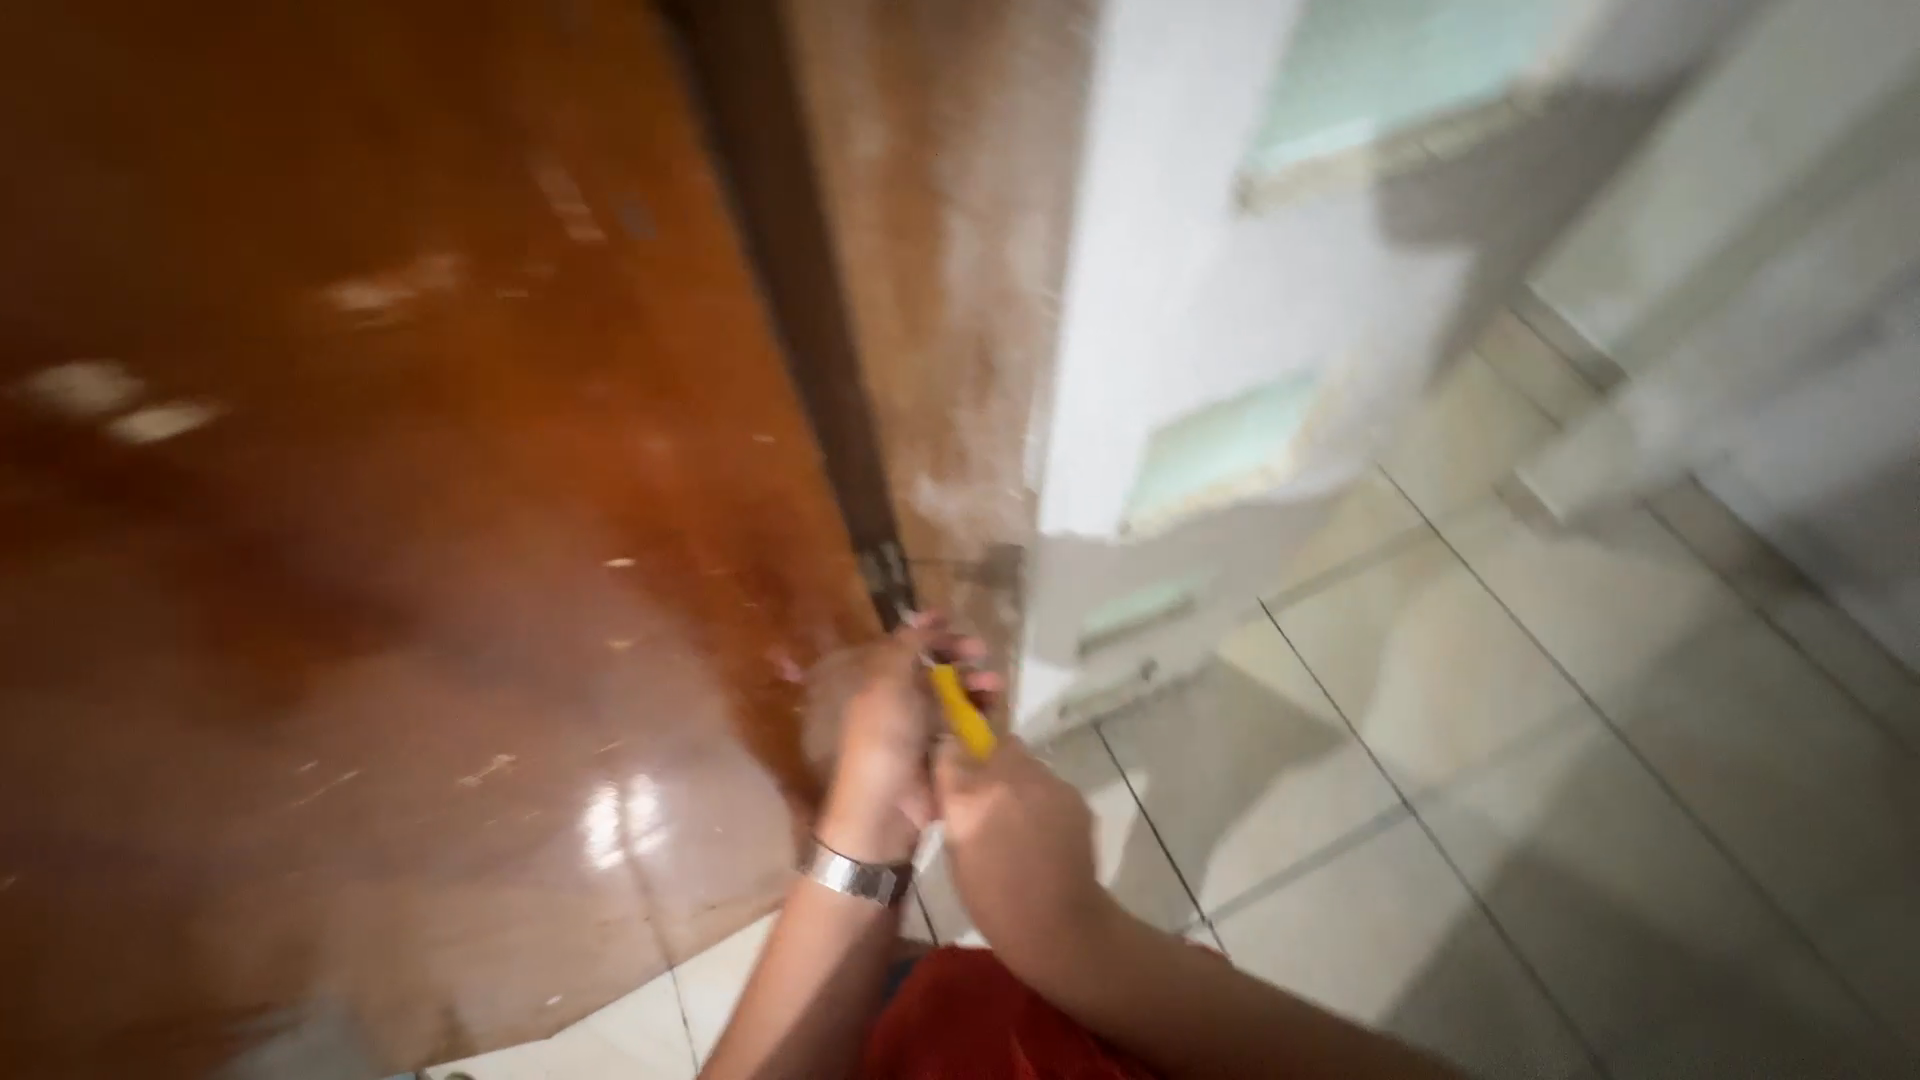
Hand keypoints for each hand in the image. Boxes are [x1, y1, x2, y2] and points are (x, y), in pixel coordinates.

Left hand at [817, 613, 1000, 863]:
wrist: (887, 808)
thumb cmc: (881, 738)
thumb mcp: (886, 683)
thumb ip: (905, 646)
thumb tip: (921, 617)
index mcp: (883, 684)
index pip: (908, 647)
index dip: (927, 630)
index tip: (950, 615)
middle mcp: (905, 702)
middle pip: (937, 667)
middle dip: (959, 654)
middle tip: (981, 649)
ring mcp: (927, 728)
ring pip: (958, 694)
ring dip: (976, 681)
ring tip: (994, 683)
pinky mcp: (949, 752)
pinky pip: (970, 724)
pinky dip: (983, 711)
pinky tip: (994, 706)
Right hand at [932, 736, 1118, 979]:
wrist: (1058, 924)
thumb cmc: (993, 901)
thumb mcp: (955, 853)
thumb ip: (954, 807)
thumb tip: (955, 782)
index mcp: (966, 798)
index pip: (949, 749)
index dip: (951, 755)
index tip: (953, 768)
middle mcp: (1005, 778)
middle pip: (994, 744)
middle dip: (990, 760)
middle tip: (990, 791)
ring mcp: (1044, 782)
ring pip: (1026, 761)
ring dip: (1019, 779)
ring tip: (1021, 815)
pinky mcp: (1072, 792)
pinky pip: (1049, 782)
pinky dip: (1043, 797)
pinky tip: (1045, 827)